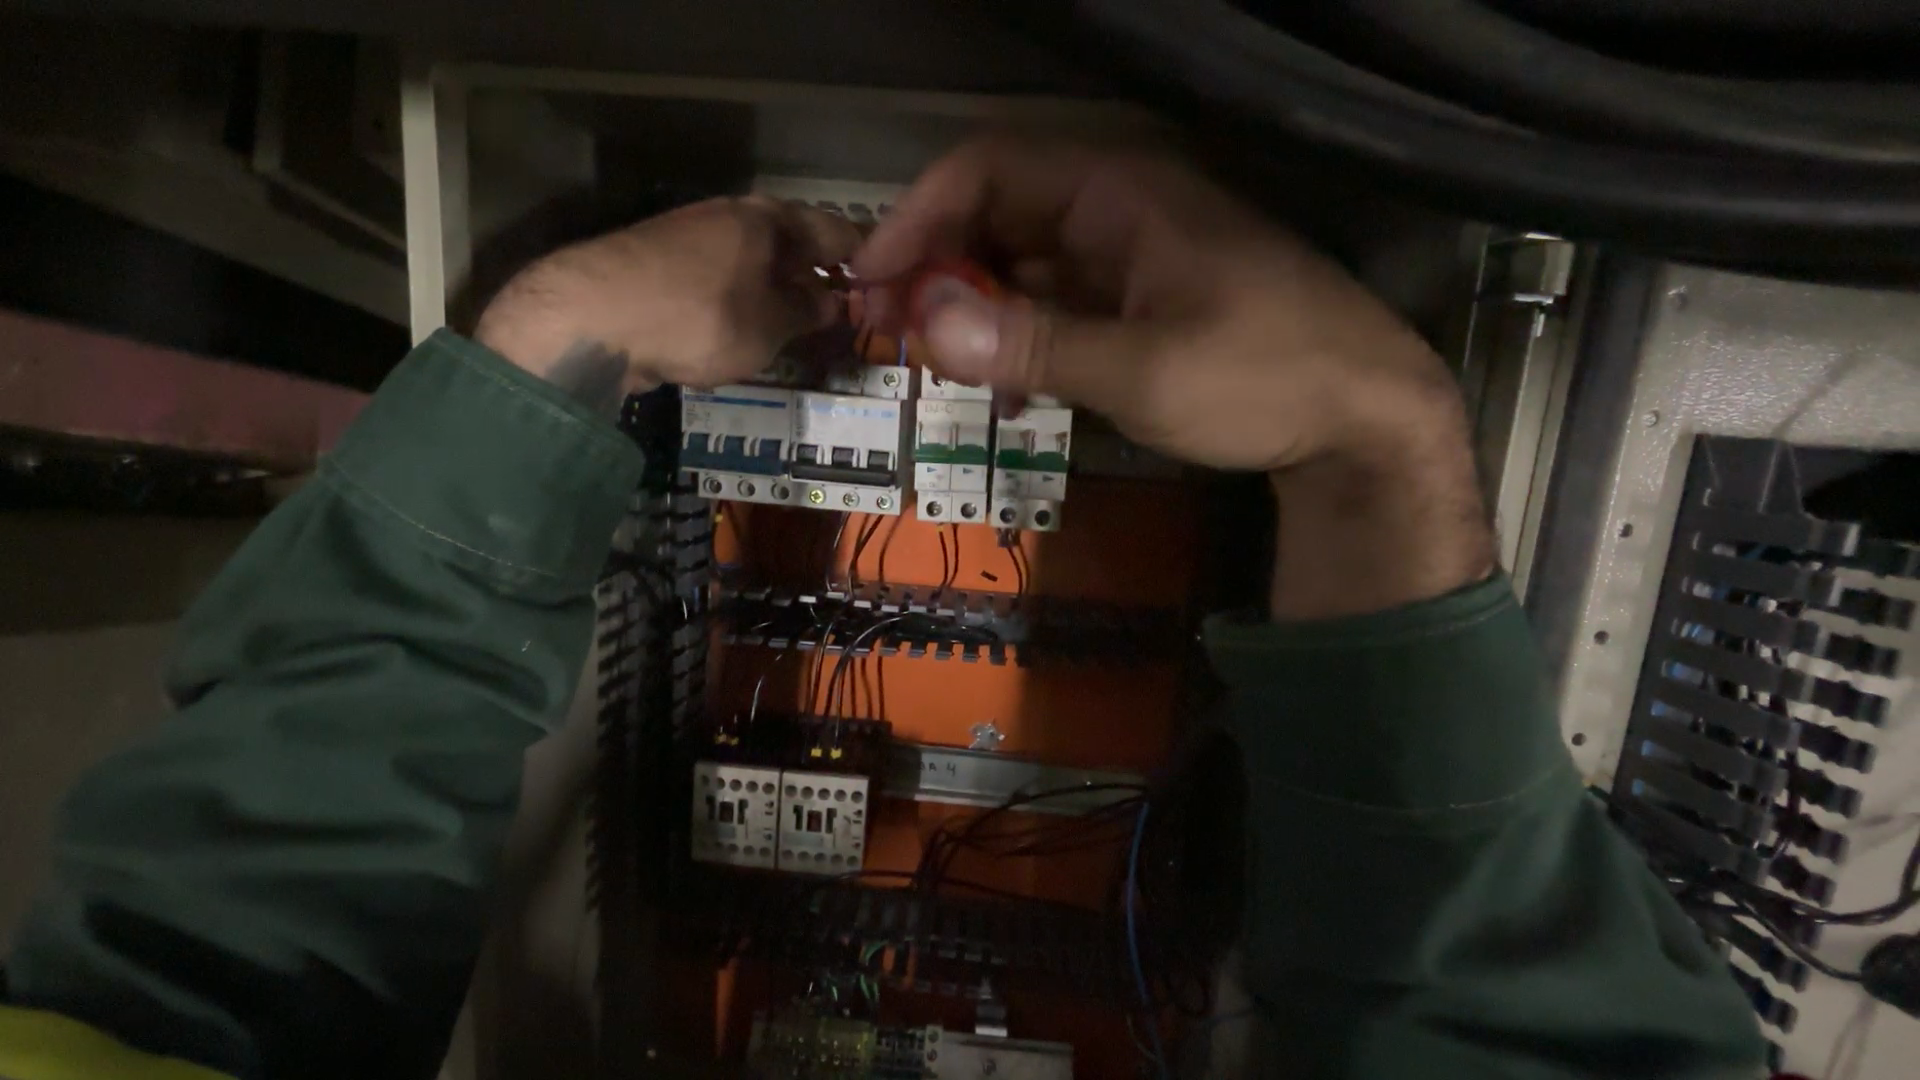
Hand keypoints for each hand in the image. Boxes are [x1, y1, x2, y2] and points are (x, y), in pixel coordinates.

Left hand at [476, 197, 862, 415]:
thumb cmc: (701, 317)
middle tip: (847, 313)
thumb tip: (832, 302)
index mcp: (770, 220)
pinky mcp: (664, 265)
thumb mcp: (770, 324)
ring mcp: (694, 237)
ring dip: (782, 290)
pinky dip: (747, 299)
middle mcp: (733, 217)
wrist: (592, 319)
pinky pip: (725, 279)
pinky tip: (750, 327)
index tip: (884, 288)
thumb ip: (806, 311)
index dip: (864, 260)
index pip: (836, 231)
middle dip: (821, 276)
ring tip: (804, 326)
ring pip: (757, 262)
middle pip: (794, 243)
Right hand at [854, 140, 1492, 616]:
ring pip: (1019, 263)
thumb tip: (923, 322)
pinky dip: (1015, 337)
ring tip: (931, 364)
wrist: (1359, 417)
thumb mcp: (1141, 367)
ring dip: (969, 308)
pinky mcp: (1134, 303)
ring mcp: (1125, 258)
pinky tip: (1001, 386)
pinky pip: (1053, 305)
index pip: (987, 169)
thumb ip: (1031, 343)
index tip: (869, 283)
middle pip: (995, 214)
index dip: (917, 218)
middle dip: (933, 268)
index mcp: (1117, 191)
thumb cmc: (1262, 377)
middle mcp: (1114, 209)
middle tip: (887, 334)